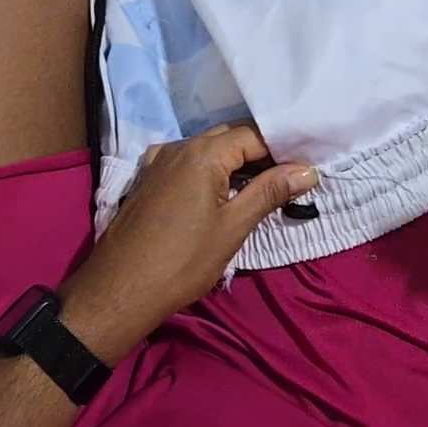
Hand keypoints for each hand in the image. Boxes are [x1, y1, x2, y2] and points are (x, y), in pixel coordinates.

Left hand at [59, 123, 316, 363]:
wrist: (120, 291)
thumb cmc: (182, 262)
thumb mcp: (233, 227)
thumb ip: (269, 192)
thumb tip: (307, 170)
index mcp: (203, 153)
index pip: (254, 134)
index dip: (282, 148)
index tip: (305, 166)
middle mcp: (180, 146)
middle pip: (230, 136)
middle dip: (261, 152)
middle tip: (289, 176)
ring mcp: (159, 161)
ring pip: (207, 148)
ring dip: (235, 161)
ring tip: (262, 185)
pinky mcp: (148, 179)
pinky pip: (187, 161)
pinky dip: (209, 168)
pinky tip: (219, 190)